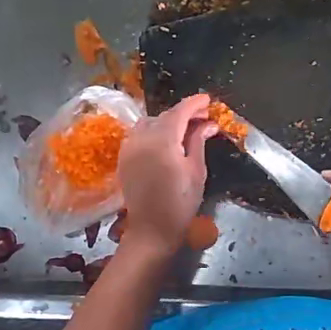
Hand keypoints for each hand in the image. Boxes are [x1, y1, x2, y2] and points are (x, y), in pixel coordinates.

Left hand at [117, 94, 218, 253]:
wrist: (151, 229)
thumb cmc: (180, 203)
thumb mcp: (196, 171)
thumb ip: (198, 142)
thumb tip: (207, 124)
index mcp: (162, 141)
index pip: (178, 112)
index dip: (194, 104)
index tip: (207, 100)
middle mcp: (141, 139)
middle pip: (163, 116)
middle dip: (183, 113)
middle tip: (202, 117)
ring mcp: (129, 148)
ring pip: (148, 123)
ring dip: (167, 121)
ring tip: (186, 129)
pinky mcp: (123, 158)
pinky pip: (139, 135)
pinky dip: (153, 132)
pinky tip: (167, 140)